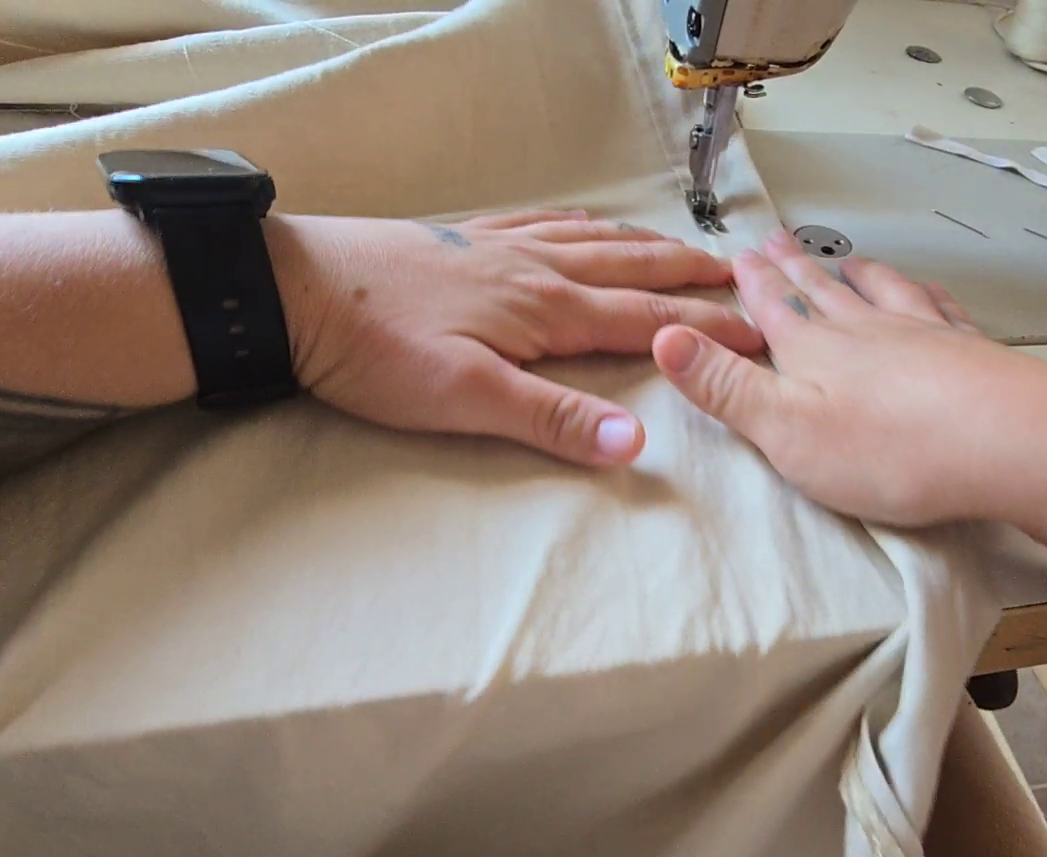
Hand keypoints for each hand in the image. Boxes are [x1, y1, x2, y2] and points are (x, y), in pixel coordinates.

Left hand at [269, 209, 763, 466]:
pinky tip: (585, 222)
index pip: (645, 319)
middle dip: (688, 274)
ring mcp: (500, 247)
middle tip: (735, 275)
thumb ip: (556, 420)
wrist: (293, 291)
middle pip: (630, 269)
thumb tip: (636, 446)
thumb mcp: (470, 399)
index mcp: (547, 311)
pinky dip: (582, 223)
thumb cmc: (379, 351)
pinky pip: (543, 221)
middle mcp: (535, 269)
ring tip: (680, 248)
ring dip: (645, 246)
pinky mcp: (466, 239)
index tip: (753, 329)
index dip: (703, 327)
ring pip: (592, 240)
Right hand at [649, 231, 1046, 527]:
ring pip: (878, 291)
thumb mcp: (784, 429)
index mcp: (814, 351)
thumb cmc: (885, 449)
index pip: (773, 307)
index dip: (753, 285)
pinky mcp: (966, 351)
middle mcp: (865, 330)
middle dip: (793, 267)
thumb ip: (725, 387)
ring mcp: (920, 334)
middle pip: (821, 290)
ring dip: (853, 272)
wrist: (1004, 443)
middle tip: (775, 240)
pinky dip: (918, 291)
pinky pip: (935, 307)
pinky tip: (922, 289)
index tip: (739, 256)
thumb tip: (662, 337)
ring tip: (840, 257)